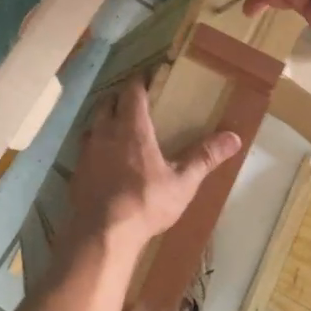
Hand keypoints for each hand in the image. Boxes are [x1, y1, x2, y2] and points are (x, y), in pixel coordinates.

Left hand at [67, 76, 240, 246]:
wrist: (102, 233)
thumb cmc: (145, 203)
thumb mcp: (182, 182)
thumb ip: (205, 157)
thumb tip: (234, 137)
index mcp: (132, 127)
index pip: (132, 91)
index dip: (140, 81)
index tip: (150, 77)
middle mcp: (104, 132)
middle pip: (108, 102)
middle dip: (121, 98)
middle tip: (136, 103)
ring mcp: (86, 151)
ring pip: (93, 123)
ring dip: (105, 120)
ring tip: (119, 129)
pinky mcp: (76, 170)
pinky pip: (84, 148)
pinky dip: (95, 146)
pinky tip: (104, 160)